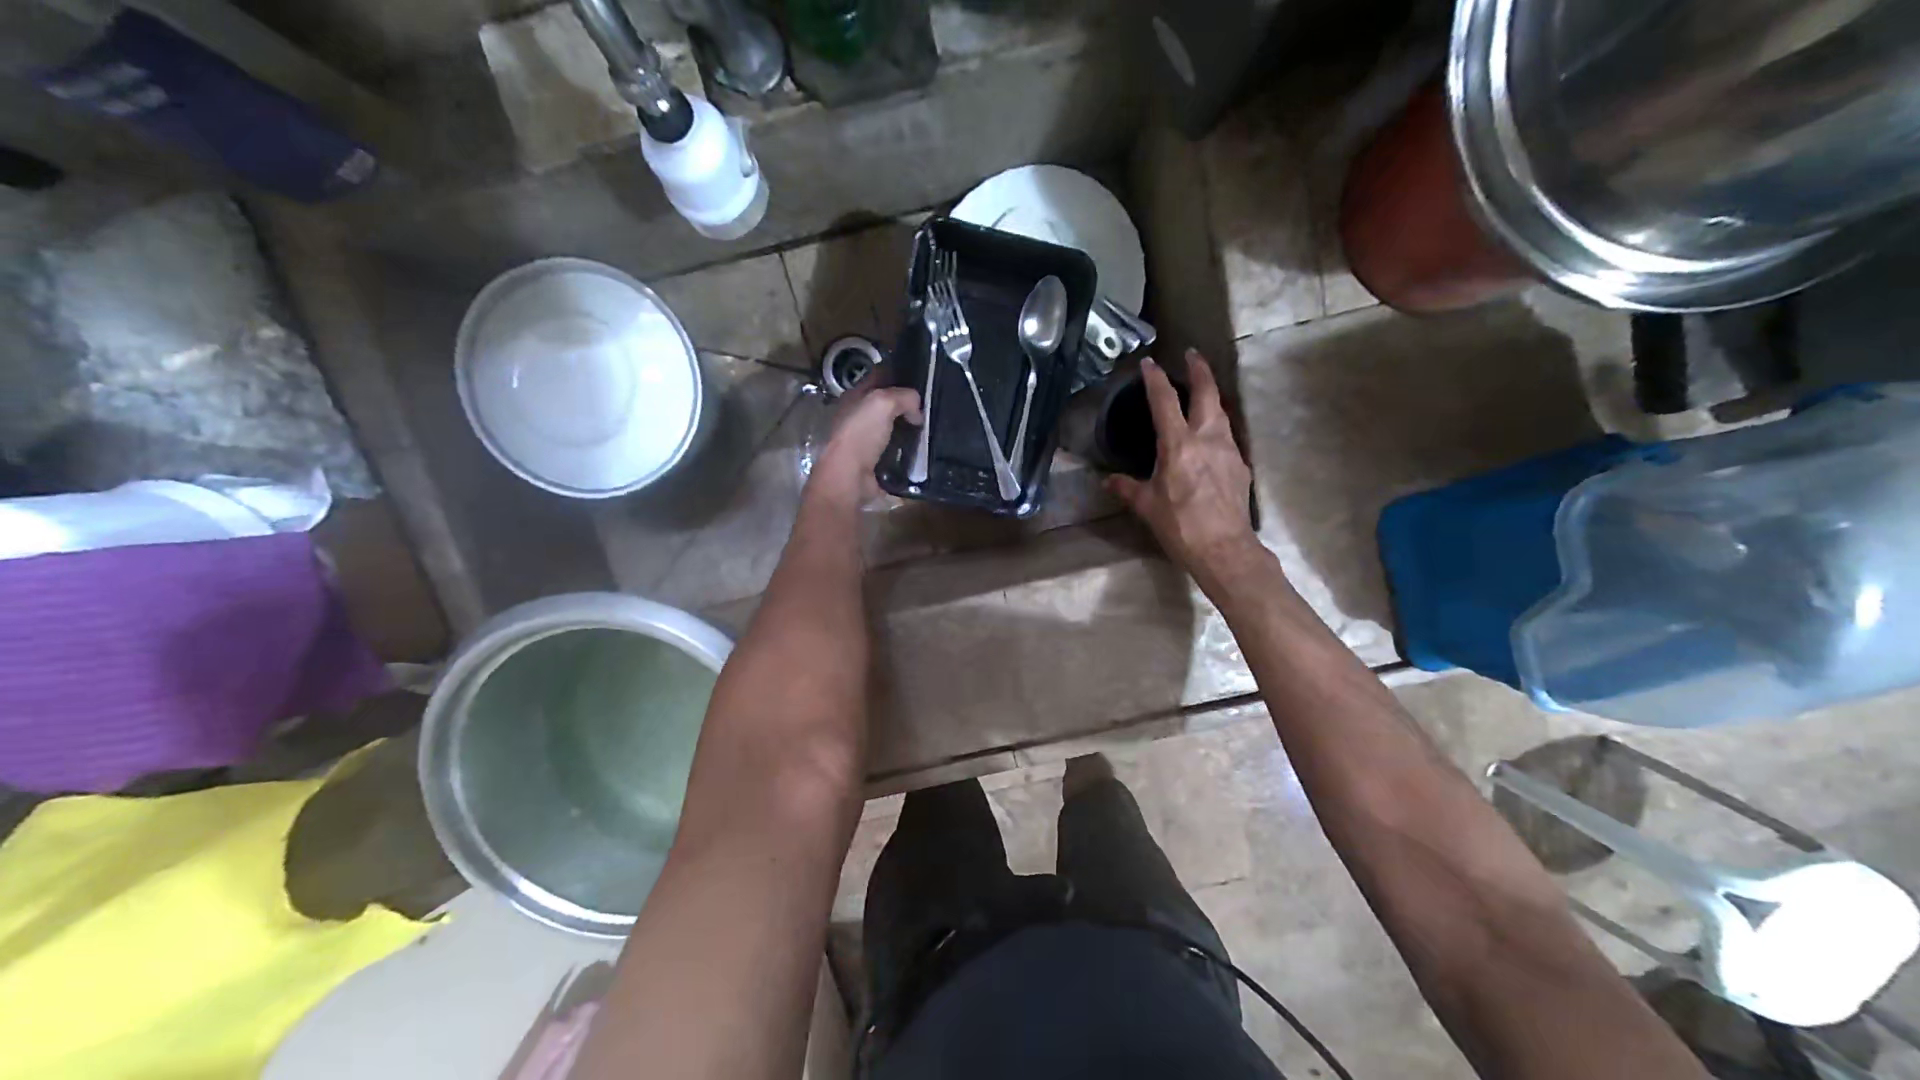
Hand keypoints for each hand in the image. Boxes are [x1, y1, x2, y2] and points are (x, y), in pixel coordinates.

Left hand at [809, 374, 920, 506]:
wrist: (849, 477)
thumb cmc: (860, 434)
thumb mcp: (882, 402)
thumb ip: (904, 397)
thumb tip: (917, 412)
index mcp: (855, 397)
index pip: (880, 378)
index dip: (900, 376)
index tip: (923, 380)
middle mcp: (860, 418)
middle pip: (890, 405)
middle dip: (910, 406)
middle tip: (932, 407)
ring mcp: (868, 442)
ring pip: (897, 429)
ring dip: (912, 430)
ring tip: (932, 429)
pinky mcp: (877, 463)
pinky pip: (900, 453)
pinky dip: (911, 452)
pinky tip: (925, 451)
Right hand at [1107, 350, 1263, 589]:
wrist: (1224, 549)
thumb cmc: (1180, 526)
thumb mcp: (1147, 507)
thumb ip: (1127, 488)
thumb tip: (1108, 481)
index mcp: (1178, 445)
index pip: (1165, 401)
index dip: (1155, 379)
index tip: (1150, 363)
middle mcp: (1207, 438)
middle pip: (1207, 393)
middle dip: (1199, 370)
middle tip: (1192, 356)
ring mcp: (1228, 450)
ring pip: (1221, 412)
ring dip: (1211, 396)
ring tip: (1202, 392)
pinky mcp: (1240, 466)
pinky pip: (1227, 437)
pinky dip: (1217, 426)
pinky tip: (1211, 437)